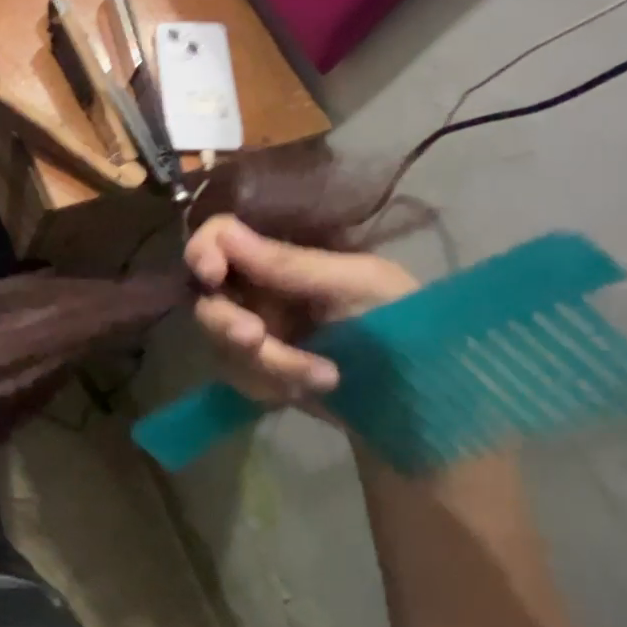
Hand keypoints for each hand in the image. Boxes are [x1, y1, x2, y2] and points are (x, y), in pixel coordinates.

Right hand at [185, 214, 418, 404]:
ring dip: (265, 363)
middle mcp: (256, 292)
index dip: (203, 252)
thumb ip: (289, 264)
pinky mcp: (256, 373)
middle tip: (253, 338)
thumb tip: (226, 232)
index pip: (218, 238)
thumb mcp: (356, 284)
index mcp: (279, 259)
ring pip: (218, 345)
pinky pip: (235, 378)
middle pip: (204, 298)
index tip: (213, 274)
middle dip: (225, 322)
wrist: (424, 394)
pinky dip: (272, 385)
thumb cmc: (402, 322)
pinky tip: (314, 388)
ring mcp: (252, 333)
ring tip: (324, 377)